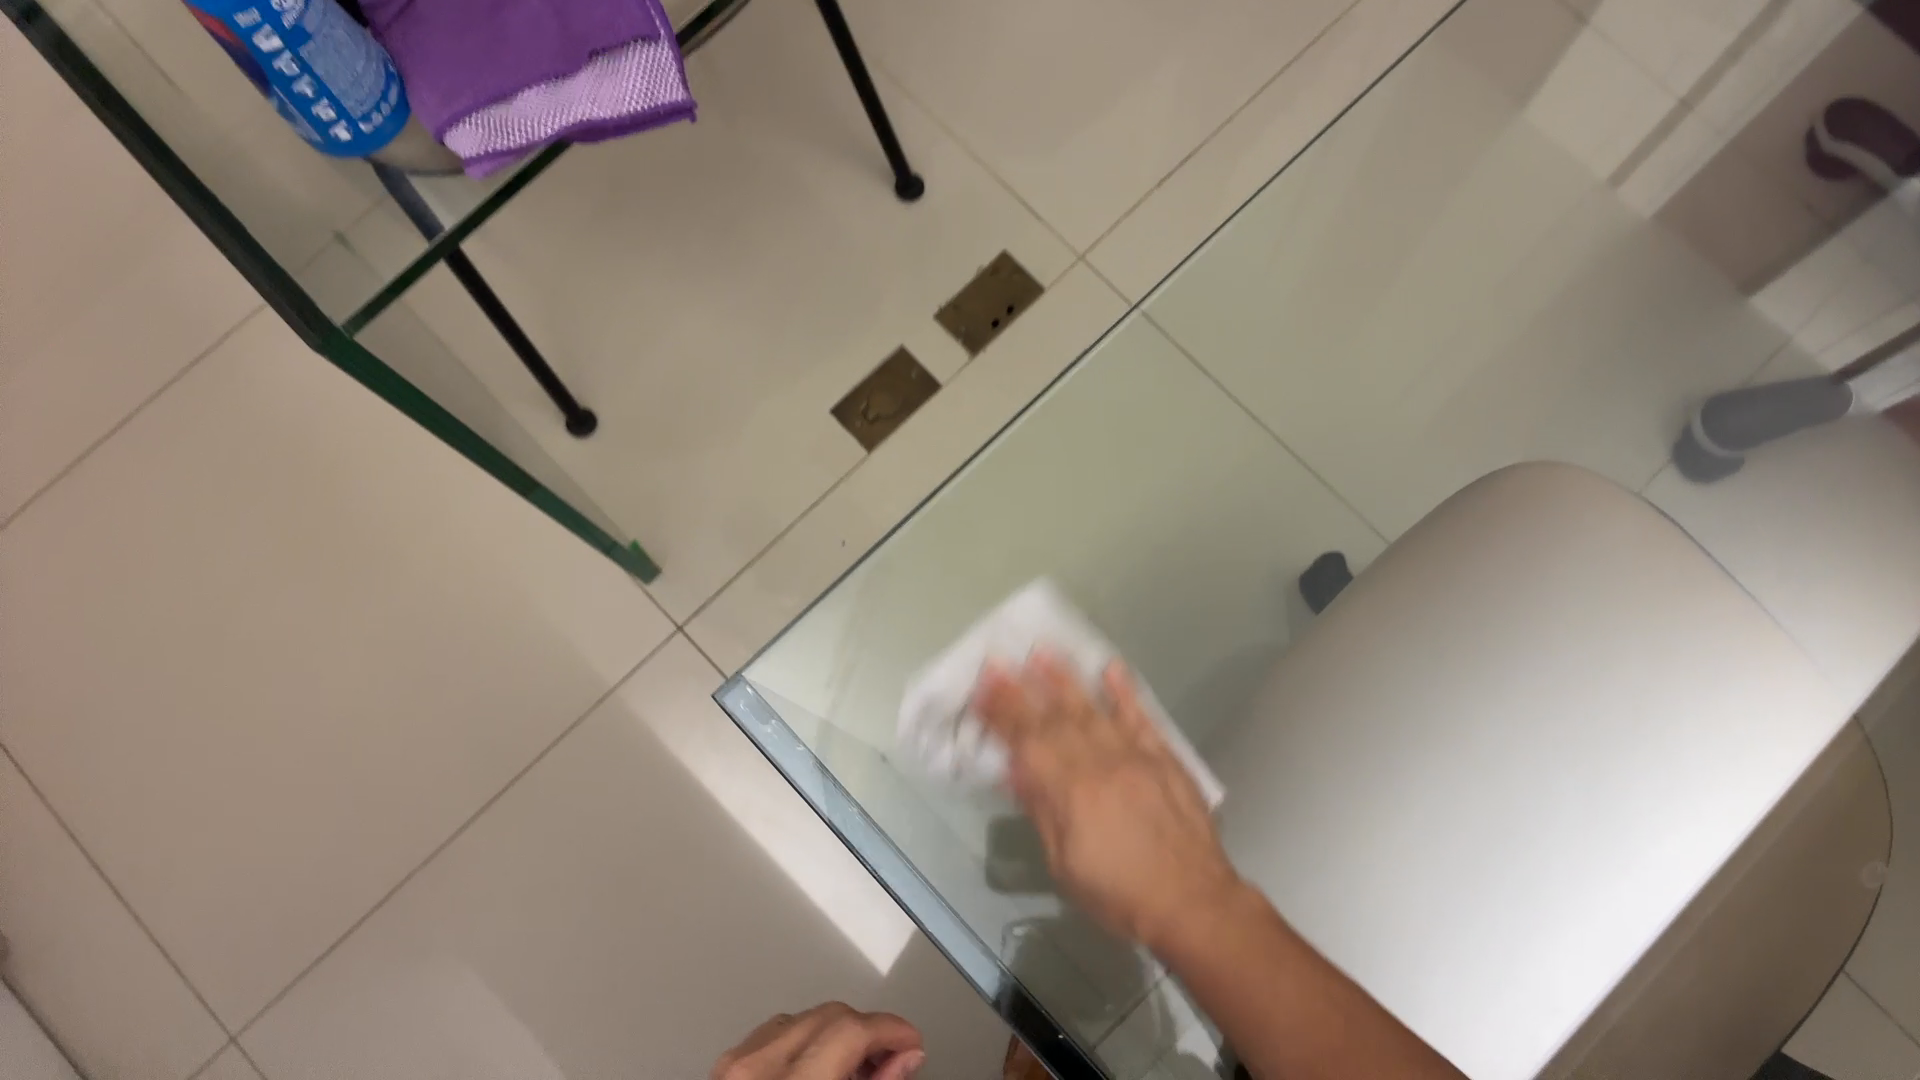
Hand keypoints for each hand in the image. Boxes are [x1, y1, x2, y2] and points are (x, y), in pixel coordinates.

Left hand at [710, 1003, 924, 1079]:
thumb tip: (906, 1058)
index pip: (850, 1031)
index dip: (891, 1031)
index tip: (913, 1044)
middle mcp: (756, 1069)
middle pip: (830, 1017)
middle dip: (868, 1033)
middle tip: (893, 1062)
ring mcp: (733, 1066)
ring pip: (804, 1018)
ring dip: (839, 1036)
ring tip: (858, 1071)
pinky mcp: (724, 1070)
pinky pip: (775, 1032)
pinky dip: (807, 1042)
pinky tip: (821, 1070)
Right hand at [972, 652, 1245, 950]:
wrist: (1193, 903)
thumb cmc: (1119, 895)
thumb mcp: (1064, 865)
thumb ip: (1043, 812)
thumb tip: (1017, 771)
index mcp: (1071, 793)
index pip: (1027, 742)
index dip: (1002, 713)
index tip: (983, 686)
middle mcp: (1099, 764)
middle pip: (1054, 719)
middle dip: (1023, 688)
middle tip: (1000, 660)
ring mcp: (1135, 756)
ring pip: (1093, 709)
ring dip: (1066, 678)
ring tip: (1045, 651)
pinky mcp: (1164, 758)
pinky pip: (1141, 717)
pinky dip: (1125, 691)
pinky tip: (1111, 668)